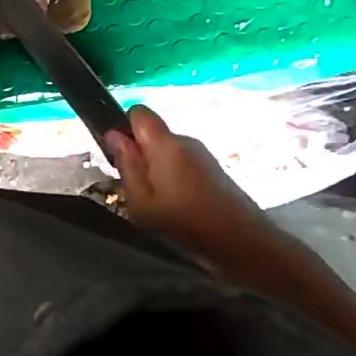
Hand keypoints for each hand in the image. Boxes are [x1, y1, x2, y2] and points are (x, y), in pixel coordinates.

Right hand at [104, 106, 263, 254]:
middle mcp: (186, 140)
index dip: (124, 128)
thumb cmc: (184, 223)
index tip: (120, 156)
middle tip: (137, 188)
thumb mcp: (141, 200)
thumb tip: (113, 134)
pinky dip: (174, 178)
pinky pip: (183, 163)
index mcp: (165, 143)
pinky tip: (178, 206)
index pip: (138, 112)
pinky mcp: (214, 169)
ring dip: (157, 169)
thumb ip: (127, 164)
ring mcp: (203, 154)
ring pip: (167, 151)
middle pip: (153, 134)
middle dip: (140, 154)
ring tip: (158, 202)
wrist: (243, 243)